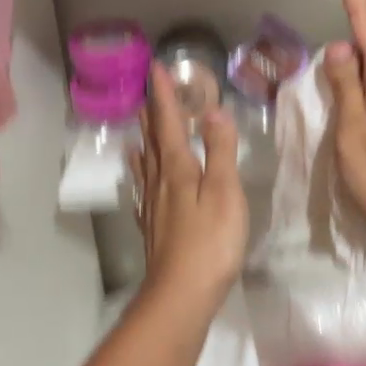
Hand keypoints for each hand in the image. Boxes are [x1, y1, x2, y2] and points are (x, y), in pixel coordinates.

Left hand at [131, 62, 247, 306]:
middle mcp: (161, 182)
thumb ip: (220, 151)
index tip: (156, 68)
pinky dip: (142, 175)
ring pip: (147, 165)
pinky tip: (141, 180)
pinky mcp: (154, 229)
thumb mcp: (225, 192)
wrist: (181, 296)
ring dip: (145, 141)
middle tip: (148, 92)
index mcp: (178, 169)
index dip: (164, 96)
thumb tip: (212, 110)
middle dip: (153, 115)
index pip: (169, 123)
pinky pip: (145, 190)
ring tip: (140, 127)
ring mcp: (154, 207)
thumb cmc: (210, 242)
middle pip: (154, 141)